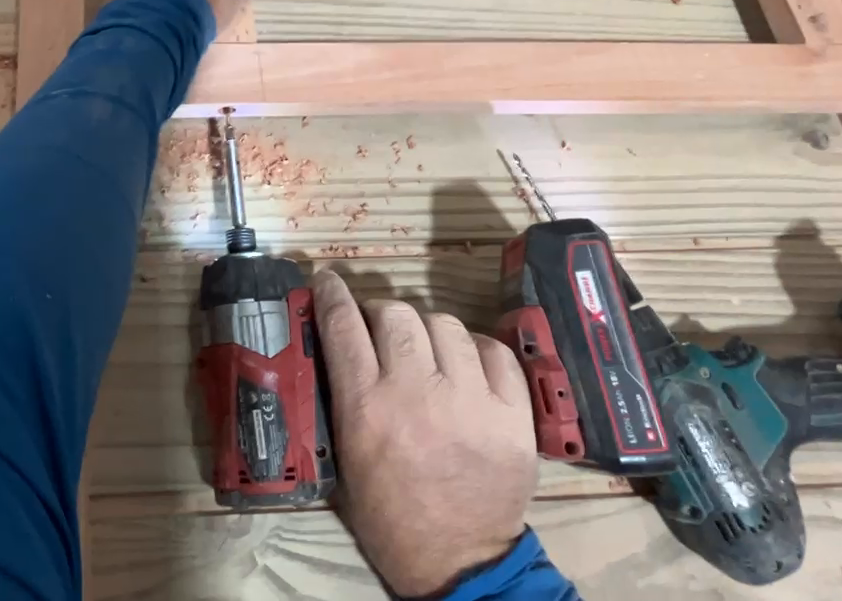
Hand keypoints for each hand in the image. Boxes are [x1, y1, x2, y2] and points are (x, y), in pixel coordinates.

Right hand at [312, 271, 537, 597]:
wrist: (457, 560)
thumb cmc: (387, 509)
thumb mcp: (345, 451)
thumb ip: (341, 392)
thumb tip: (335, 338)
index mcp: (366, 407)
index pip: (342, 325)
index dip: (332, 293)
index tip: (328, 280)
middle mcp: (416, 394)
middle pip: (396, 313)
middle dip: (382, 313)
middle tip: (381, 330)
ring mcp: (470, 402)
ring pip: (445, 323)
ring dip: (428, 330)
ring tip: (427, 351)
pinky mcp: (513, 415)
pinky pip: (494, 351)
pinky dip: (476, 349)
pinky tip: (466, 366)